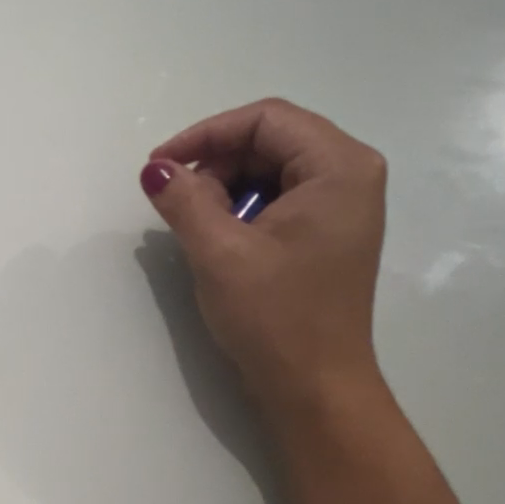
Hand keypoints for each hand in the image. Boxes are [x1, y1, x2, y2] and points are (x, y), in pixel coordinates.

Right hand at [140, 98, 388, 419]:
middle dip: (214, 162)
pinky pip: (277, 199)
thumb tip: (155, 169)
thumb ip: (184, 201)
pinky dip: (239, 208)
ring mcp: (341, 206)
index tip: (158, 167)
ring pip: (270, 170)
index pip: (266, 119)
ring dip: (222, 187)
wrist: (313, 384)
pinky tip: (216, 238)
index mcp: (339, 167)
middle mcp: (350, 175)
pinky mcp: (325, 234)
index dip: (206, 134)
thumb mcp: (219, 253)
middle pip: (271, 140)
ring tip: (191, 223)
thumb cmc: (274, 316)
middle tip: (172, 200)